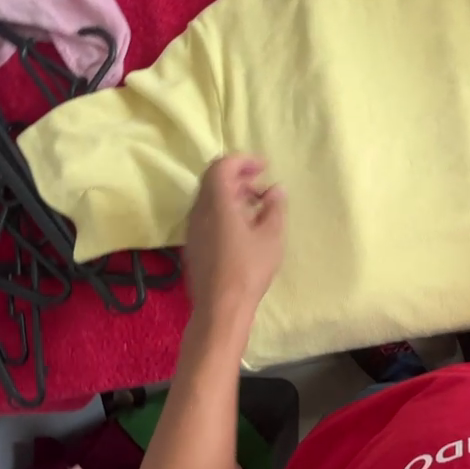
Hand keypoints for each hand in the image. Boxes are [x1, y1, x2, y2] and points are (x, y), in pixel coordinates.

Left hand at [185, 155, 284, 322]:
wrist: (220, 307)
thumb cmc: (249, 270)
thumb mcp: (271, 237)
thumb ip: (274, 208)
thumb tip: (276, 190)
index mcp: (217, 204)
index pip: (222, 166)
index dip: (243, 161)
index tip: (264, 167)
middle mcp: (199, 211)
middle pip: (213, 180)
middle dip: (239, 177)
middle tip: (262, 186)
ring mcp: (193, 229)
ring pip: (210, 199)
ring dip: (232, 195)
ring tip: (257, 207)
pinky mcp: (194, 244)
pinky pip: (207, 216)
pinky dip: (225, 211)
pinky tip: (243, 228)